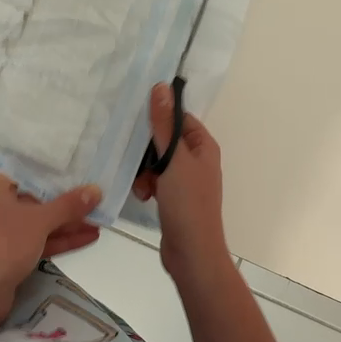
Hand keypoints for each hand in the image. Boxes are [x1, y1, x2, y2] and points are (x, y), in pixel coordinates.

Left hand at [0, 173, 101, 322]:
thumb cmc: (3, 241)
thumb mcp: (39, 219)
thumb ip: (68, 205)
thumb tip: (96, 190)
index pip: (26, 169)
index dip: (54, 169)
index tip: (80, 165)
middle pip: (35, 197)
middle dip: (65, 199)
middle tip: (96, 193)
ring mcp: (2, 231)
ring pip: (39, 221)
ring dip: (67, 221)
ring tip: (100, 216)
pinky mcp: (10, 255)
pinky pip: (39, 241)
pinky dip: (60, 239)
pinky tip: (89, 236)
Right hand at [132, 82, 230, 281]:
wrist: (192, 253)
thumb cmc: (187, 203)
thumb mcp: (173, 160)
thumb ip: (164, 124)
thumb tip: (161, 87)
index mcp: (203, 146)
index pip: (180, 118)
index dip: (159, 118)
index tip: (137, 122)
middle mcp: (197, 160)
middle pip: (166, 140)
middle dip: (148, 151)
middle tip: (138, 161)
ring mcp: (186, 180)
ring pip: (158, 162)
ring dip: (145, 171)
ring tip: (142, 186)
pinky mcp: (175, 197)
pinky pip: (156, 181)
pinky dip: (147, 186)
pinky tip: (143, 197)